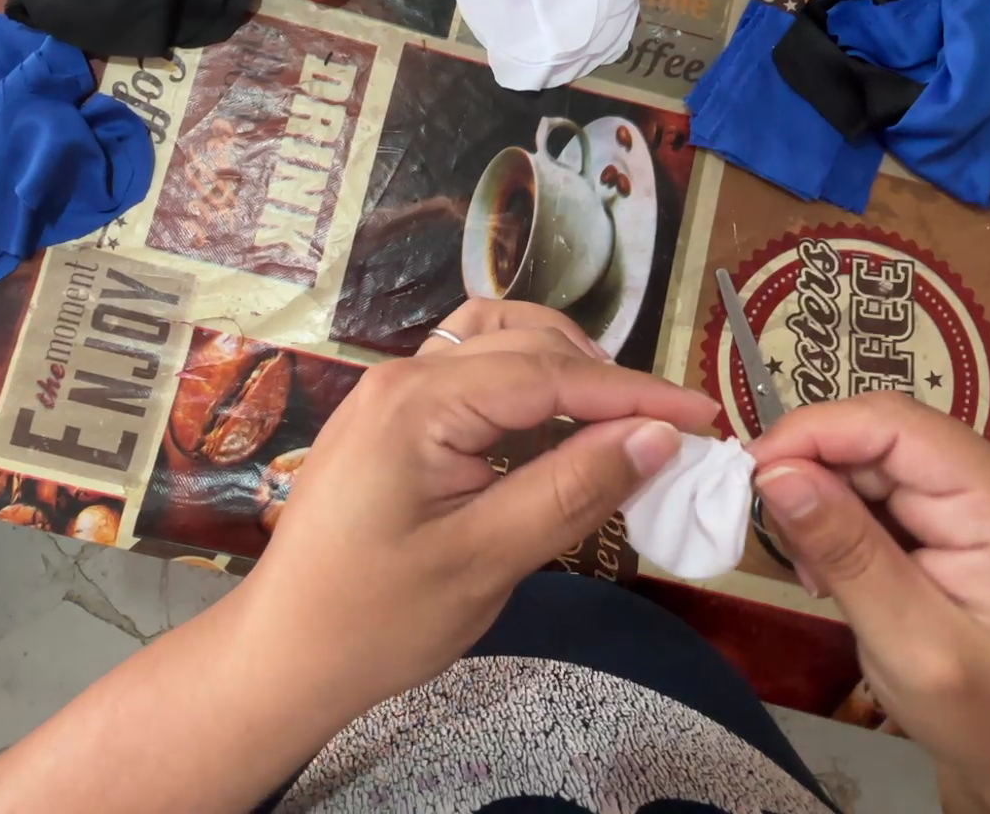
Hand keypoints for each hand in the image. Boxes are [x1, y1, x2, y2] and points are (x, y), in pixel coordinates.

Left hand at [240, 304, 715, 706]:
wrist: (285, 651)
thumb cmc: (377, 618)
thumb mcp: (486, 559)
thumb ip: (573, 487)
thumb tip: (656, 437)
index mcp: (419, 401)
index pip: (550, 375)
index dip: (635, 393)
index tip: (704, 415)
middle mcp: (403, 374)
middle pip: (524, 345)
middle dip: (603, 378)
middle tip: (663, 429)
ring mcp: (392, 388)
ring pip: (495, 339)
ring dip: (560, 364)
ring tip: (610, 414)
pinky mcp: (393, 412)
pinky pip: (469, 367)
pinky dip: (521, 380)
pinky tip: (547, 419)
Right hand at [748, 393, 989, 813]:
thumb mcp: (911, 647)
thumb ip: (845, 552)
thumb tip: (772, 472)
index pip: (891, 423)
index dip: (809, 432)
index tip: (748, 475)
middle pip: (879, 436)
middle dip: (816, 480)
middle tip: (794, 555)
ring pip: (876, 458)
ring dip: (830, 505)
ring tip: (825, 576)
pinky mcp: (975, 504)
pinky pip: (891, 483)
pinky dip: (852, 518)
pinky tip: (849, 569)